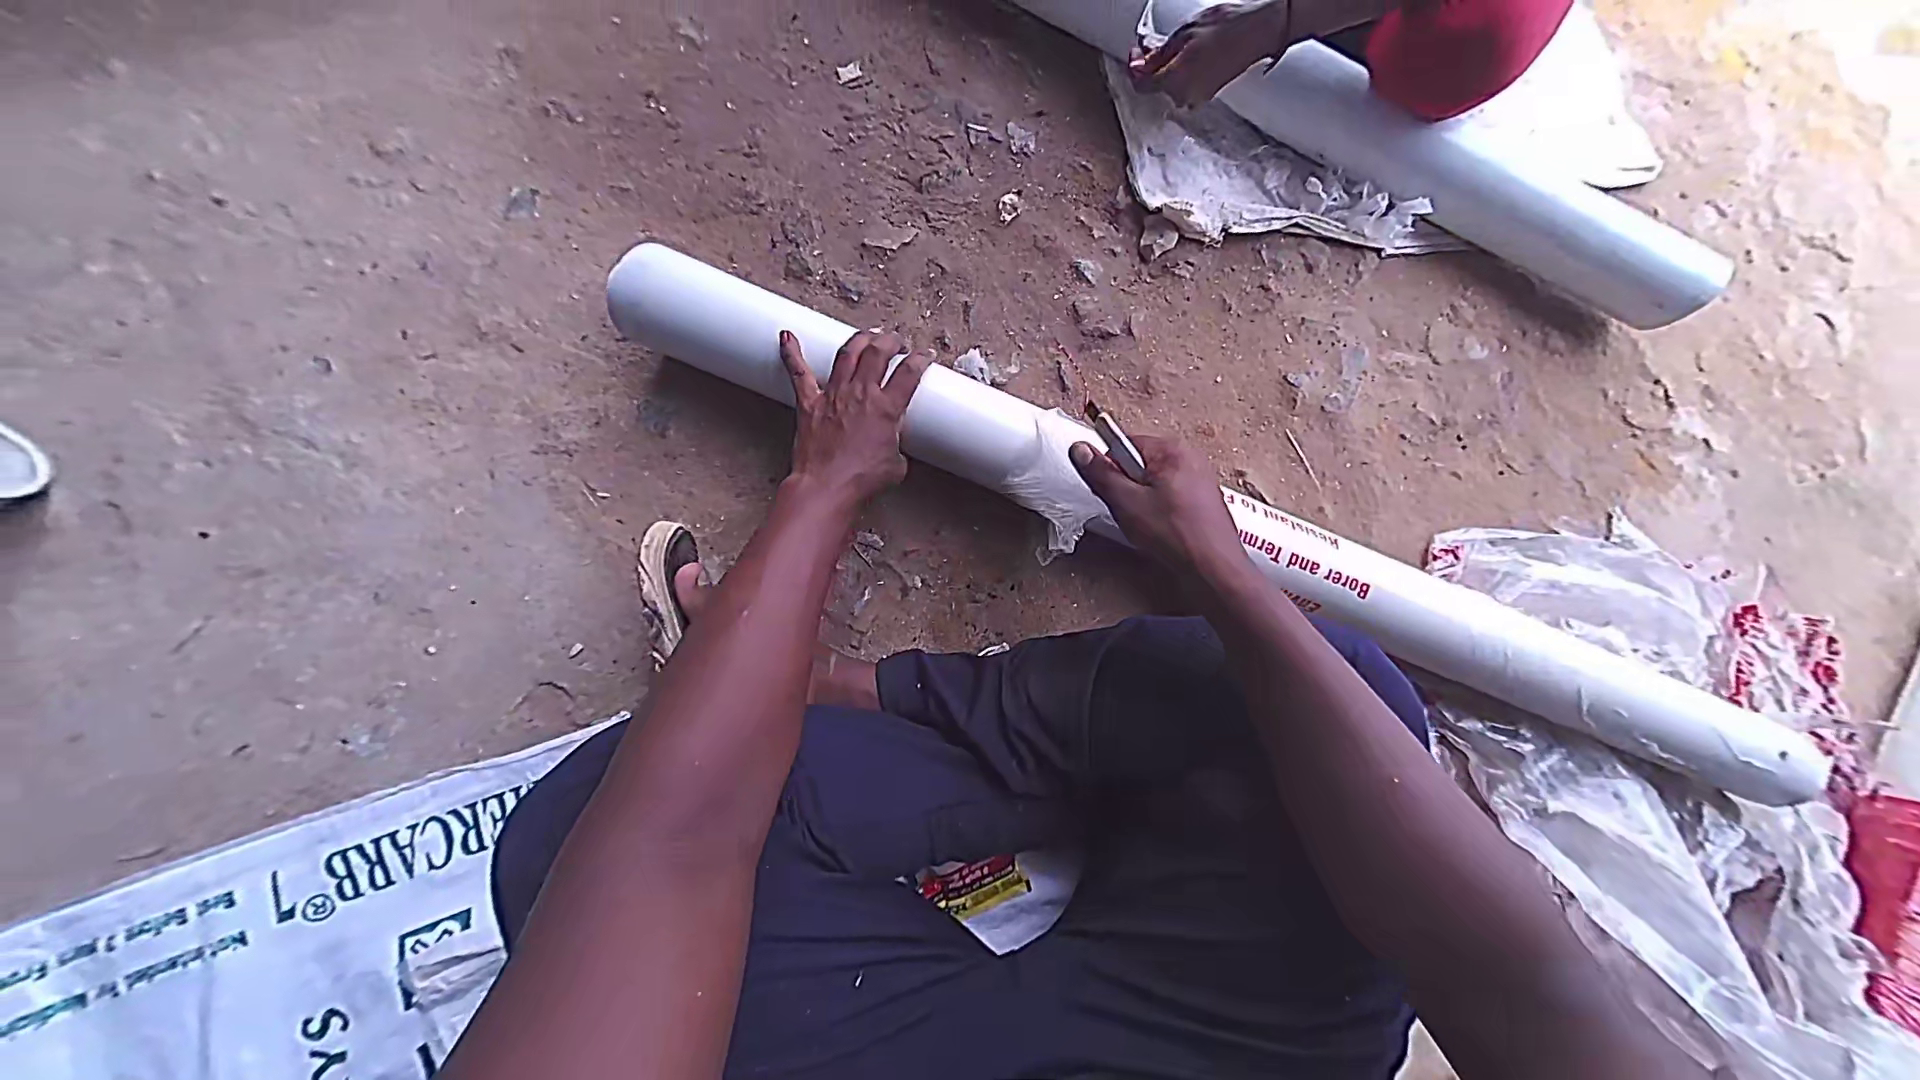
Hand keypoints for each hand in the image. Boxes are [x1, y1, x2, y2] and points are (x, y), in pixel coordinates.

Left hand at [779, 328, 933, 509]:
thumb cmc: (860, 480)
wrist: (827, 487)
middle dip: (890, 341)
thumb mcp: (896, 463)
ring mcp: (833, 395)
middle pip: (877, 352)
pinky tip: (787, 337)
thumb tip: (893, 439)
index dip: (921, 360)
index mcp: (886, 408)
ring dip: (859, 340)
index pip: (909, 373)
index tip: (924, 356)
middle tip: (896, 342)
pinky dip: (792, 353)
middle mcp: (860, 394)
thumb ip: (897, 443)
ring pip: (847, 353)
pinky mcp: (809, 404)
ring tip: (867, 336)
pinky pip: (798, 372)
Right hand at [1070, 434, 1247, 585]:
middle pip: (1138, 464)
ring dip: (1142, 502)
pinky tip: (1161, 529)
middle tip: (1130, 509)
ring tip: (1148, 523)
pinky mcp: (1201, 500)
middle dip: (1127, 487)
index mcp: (1171, 450)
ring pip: (1152, 483)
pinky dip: (1159, 511)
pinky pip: (1167, 497)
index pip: (1123, 443)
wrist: (1213, 569)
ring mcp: (1198, 479)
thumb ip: (1101, 474)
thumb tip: (1081, 451)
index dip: (1109, 469)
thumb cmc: (1178, 536)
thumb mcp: (1126, 502)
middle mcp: (1189, 459)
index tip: (1111, 489)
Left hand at [1128, 0, 1294, 107]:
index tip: (1136, 53)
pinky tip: (1188, 56)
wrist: (1260, 31)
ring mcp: (1195, 99)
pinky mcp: (1206, 96)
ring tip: (1174, 47)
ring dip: (1166, 70)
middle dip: (1151, 67)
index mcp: (1174, 82)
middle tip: (1151, 46)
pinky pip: (1185, 88)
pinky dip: (1181, 74)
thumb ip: (1158, 54)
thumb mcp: (1185, 33)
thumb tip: (1140, 65)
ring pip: (1170, 88)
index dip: (1135, 69)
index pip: (1141, 86)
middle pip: (1155, 87)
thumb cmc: (1228, 27)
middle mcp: (1183, 97)